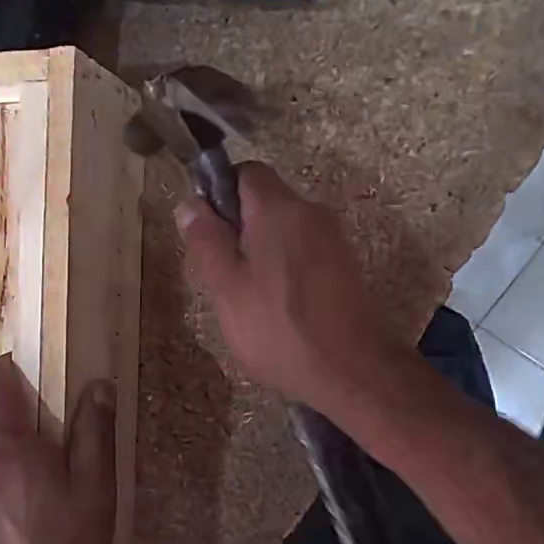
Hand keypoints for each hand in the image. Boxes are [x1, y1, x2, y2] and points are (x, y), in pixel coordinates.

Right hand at [173, 162, 410, 411]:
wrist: (354, 372)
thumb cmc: (280, 328)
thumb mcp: (227, 287)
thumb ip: (206, 241)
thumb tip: (190, 204)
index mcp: (279, 209)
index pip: (246, 172)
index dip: (219, 191)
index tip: (206, 229)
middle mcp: (311, 213)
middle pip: (265, 201)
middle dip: (238, 228)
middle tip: (222, 272)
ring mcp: (333, 239)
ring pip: (283, 229)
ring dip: (260, 251)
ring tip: (248, 296)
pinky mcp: (344, 266)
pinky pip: (303, 250)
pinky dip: (284, 267)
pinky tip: (278, 306)